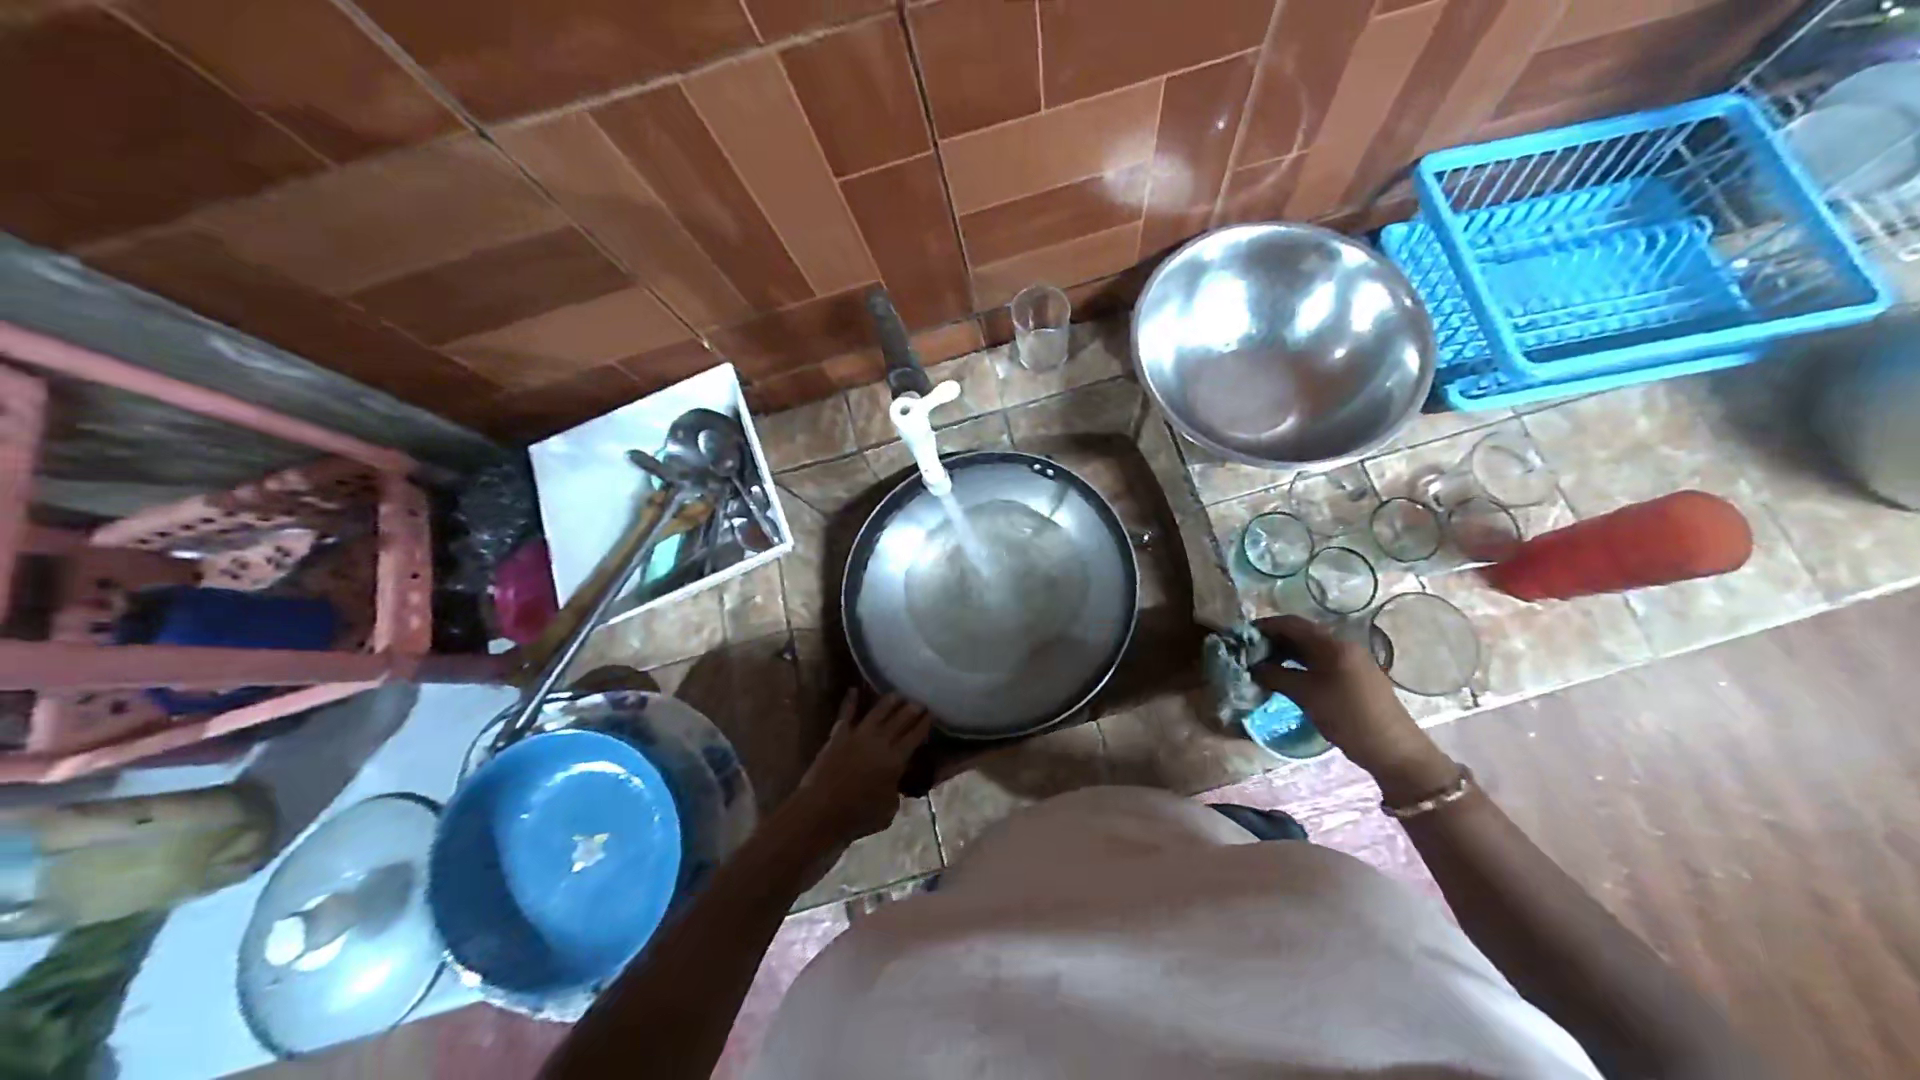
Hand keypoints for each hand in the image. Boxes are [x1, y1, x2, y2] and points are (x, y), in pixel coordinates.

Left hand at [785, 692, 931, 852]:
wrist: (821, 812)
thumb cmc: (858, 817)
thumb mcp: (889, 808)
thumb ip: (895, 788)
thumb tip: (895, 779)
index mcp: (896, 759)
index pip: (915, 735)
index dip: (924, 723)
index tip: (931, 713)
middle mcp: (880, 741)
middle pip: (900, 719)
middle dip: (912, 708)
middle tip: (920, 701)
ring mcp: (858, 735)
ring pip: (878, 711)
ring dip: (890, 701)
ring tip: (898, 694)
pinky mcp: (838, 735)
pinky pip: (846, 713)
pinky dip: (850, 700)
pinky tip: (853, 689)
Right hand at [1251, 616, 1457, 800]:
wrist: (1393, 749)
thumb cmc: (1347, 716)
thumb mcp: (1306, 695)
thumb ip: (1276, 676)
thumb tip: (1252, 667)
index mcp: (1332, 644)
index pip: (1292, 623)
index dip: (1265, 626)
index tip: (1242, 636)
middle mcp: (1343, 646)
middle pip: (1302, 633)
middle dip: (1273, 640)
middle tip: (1249, 654)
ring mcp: (1351, 661)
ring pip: (1311, 649)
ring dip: (1285, 654)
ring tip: (1262, 667)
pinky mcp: (1354, 677)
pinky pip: (1320, 661)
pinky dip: (1300, 665)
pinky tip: (1286, 677)